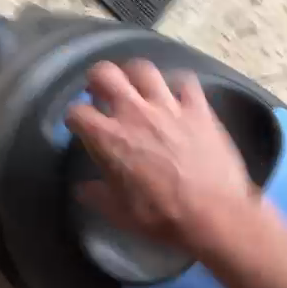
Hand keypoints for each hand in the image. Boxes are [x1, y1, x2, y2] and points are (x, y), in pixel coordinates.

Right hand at [66, 59, 262, 255]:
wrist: (213, 215)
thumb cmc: (160, 218)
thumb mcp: (119, 214)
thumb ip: (97, 196)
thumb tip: (83, 188)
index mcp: (108, 139)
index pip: (77, 112)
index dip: (73, 117)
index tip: (78, 125)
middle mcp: (134, 113)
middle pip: (105, 74)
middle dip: (97, 79)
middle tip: (100, 92)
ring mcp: (168, 106)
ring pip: (143, 69)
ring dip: (134, 75)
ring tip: (135, 86)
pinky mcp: (199, 109)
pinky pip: (185, 82)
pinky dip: (177, 85)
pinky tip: (176, 95)